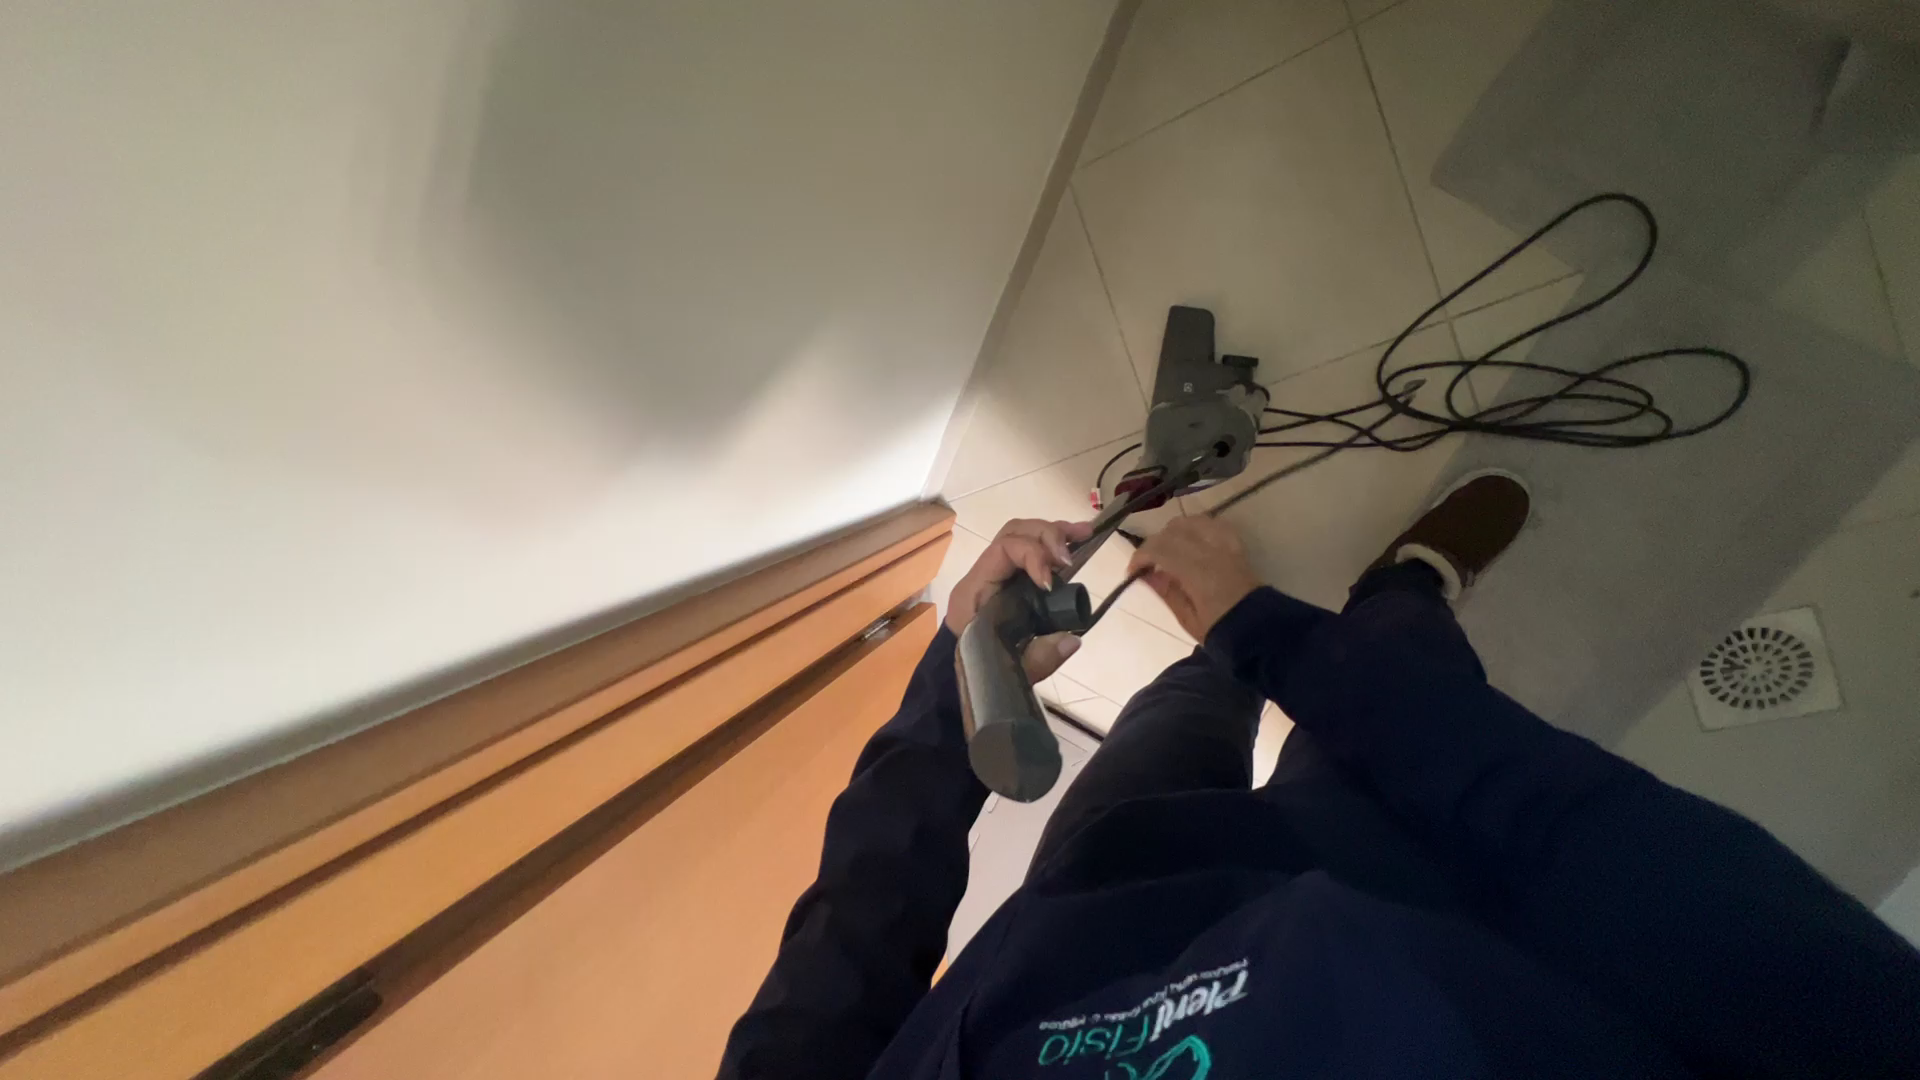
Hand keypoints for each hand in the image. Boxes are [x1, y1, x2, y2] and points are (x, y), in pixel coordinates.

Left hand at [946, 518, 1093, 681]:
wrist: (958, 676)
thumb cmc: (978, 672)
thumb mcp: (1007, 671)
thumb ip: (1038, 658)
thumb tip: (1072, 639)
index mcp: (974, 591)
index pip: (1002, 550)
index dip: (1032, 557)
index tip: (1051, 582)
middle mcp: (983, 573)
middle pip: (1014, 533)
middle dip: (1046, 537)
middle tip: (1070, 558)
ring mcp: (997, 573)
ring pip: (1023, 535)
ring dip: (1054, 533)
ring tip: (1085, 534)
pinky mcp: (1011, 578)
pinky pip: (1030, 548)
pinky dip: (1055, 542)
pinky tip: (1080, 539)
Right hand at [1128, 516, 1261, 640]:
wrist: (1260, 633)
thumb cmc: (1221, 631)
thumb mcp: (1187, 619)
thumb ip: (1166, 592)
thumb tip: (1145, 574)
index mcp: (1197, 572)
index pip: (1160, 548)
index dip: (1140, 556)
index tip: (1132, 572)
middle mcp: (1211, 552)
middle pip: (1173, 530)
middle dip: (1154, 544)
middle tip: (1149, 565)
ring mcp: (1226, 547)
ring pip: (1193, 521)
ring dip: (1174, 531)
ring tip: (1168, 550)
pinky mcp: (1236, 547)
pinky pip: (1214, 524)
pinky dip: (1197, 528)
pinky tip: (1191, 541)